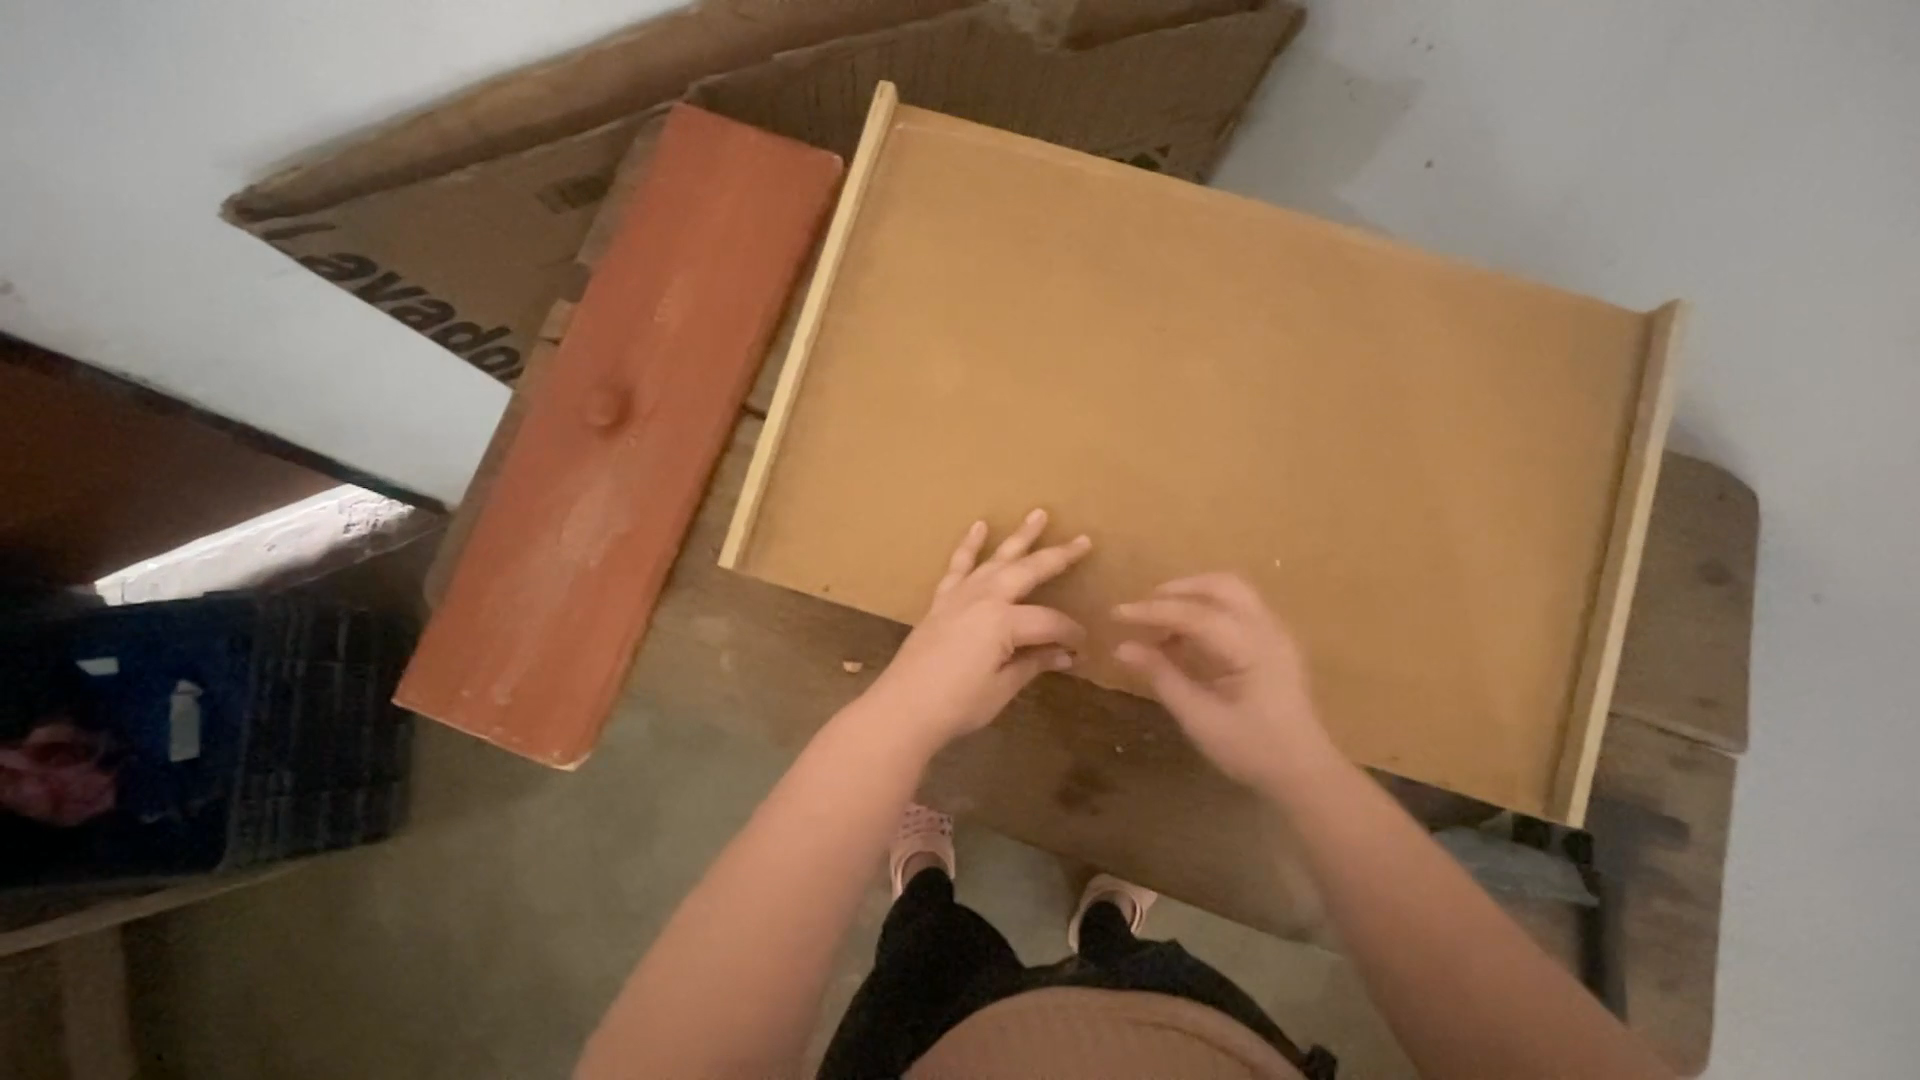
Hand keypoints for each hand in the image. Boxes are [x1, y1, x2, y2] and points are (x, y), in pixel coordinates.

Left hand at [863, 509, 1091, 751]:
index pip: (1050, 622)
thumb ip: (1033, 664)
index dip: (1070, 634)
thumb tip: (1065, 655)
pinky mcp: (941, 601)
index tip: (1083, 647)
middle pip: (1029, 572)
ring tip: (1038, 514)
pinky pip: (958, 566)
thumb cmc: (957, 704)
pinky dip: (969, 546)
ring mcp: (960, 595)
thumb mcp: (1002, 687)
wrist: (903, 708)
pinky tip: (978, 527)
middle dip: (1059, 556)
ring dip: (1019, 537)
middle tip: (1084, 541)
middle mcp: (984, 598)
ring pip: (996, 559)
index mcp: (1004, 622)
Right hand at [1113, 573, 1339, 789]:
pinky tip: (1183, 638)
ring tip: (1159, 621)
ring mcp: (1276, 634)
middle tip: (1142, 608)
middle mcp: (1269, 629)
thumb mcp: (1200, 718)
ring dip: (1193, 597)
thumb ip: (1162, 677)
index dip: (1153, 611)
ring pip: (1232, 592)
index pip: (1196, 614)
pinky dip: (1207, 611)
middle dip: (1177, 590)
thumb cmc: (1252, 750)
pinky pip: (1238, 610)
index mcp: (1253, 647)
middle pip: (1221, 585)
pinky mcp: (1274, 644)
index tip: (1116, 613)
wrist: (1305, 774)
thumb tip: (1122, 647)